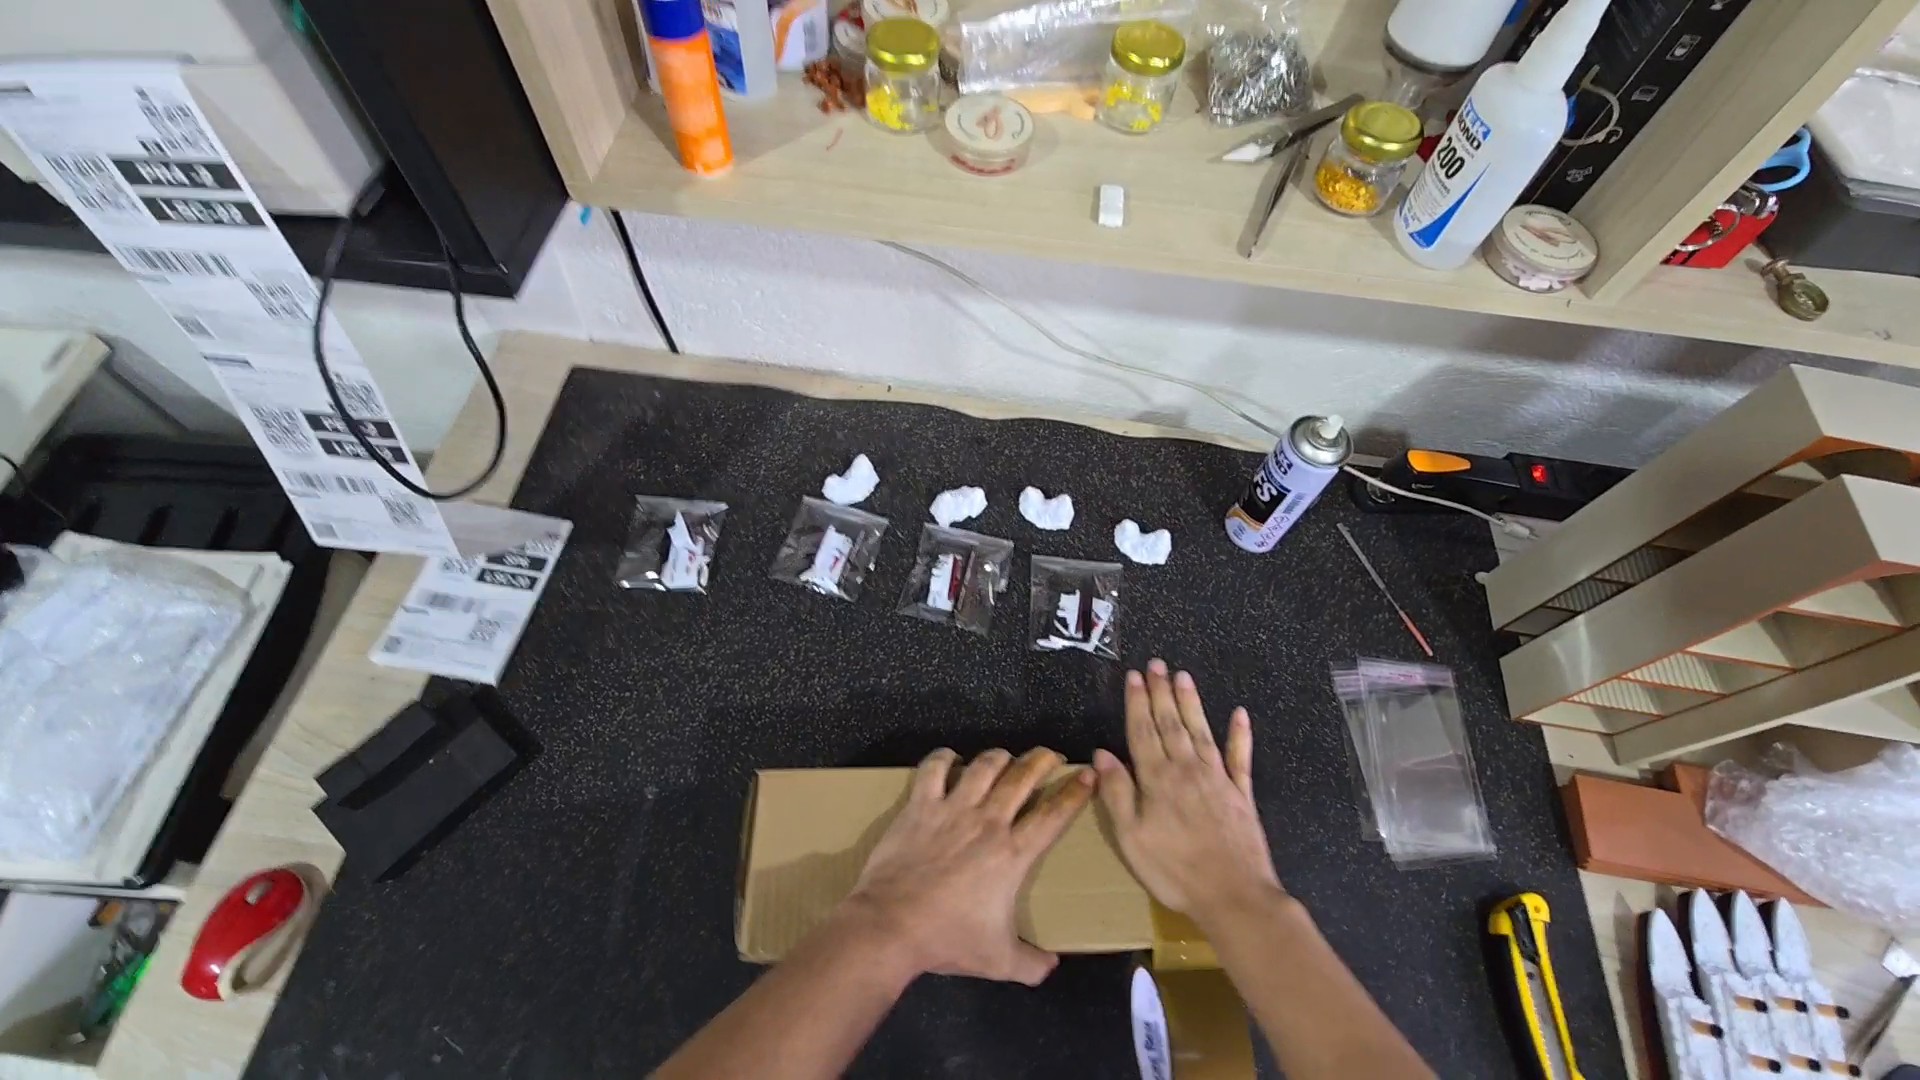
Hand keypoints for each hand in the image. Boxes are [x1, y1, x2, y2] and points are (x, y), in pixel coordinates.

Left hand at [841, 747, 1093, 985]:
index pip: (1054, 813)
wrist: (891, 926)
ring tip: (1006, 757)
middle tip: (1050, 756)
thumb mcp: (999, 961)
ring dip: (999, 756)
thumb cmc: (948, 940)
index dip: (1075, 791)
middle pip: (1022, 777)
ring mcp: (952, 809)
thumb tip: (1053, 967)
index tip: (1087, 774)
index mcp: (1012, 853)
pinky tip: (950, 758)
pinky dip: (944, 757)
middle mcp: (988, 821)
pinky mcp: (920, 805)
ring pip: (984, 766)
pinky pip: (934, 769)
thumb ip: (1032, 964)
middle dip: (1042, 760)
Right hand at [1093, 659, 1282, 925]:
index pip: (1143, 731)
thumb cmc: (1174, 870)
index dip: (1137, 702)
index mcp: (1157, 778)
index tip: (1134, 676)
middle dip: (1162, 692)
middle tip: (1157, 664)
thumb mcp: (1131, 837)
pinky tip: (1239, 715)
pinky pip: (1239, 757)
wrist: (1234, 895)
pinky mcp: (1241, 794)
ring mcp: (1218, 778)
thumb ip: (1117, 793)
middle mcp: (1187, 768)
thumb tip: (1101, 754)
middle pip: (1171, 722)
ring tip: (1183, 676)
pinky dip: (1240, 735)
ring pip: (1201, 730)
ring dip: (1191, 702)